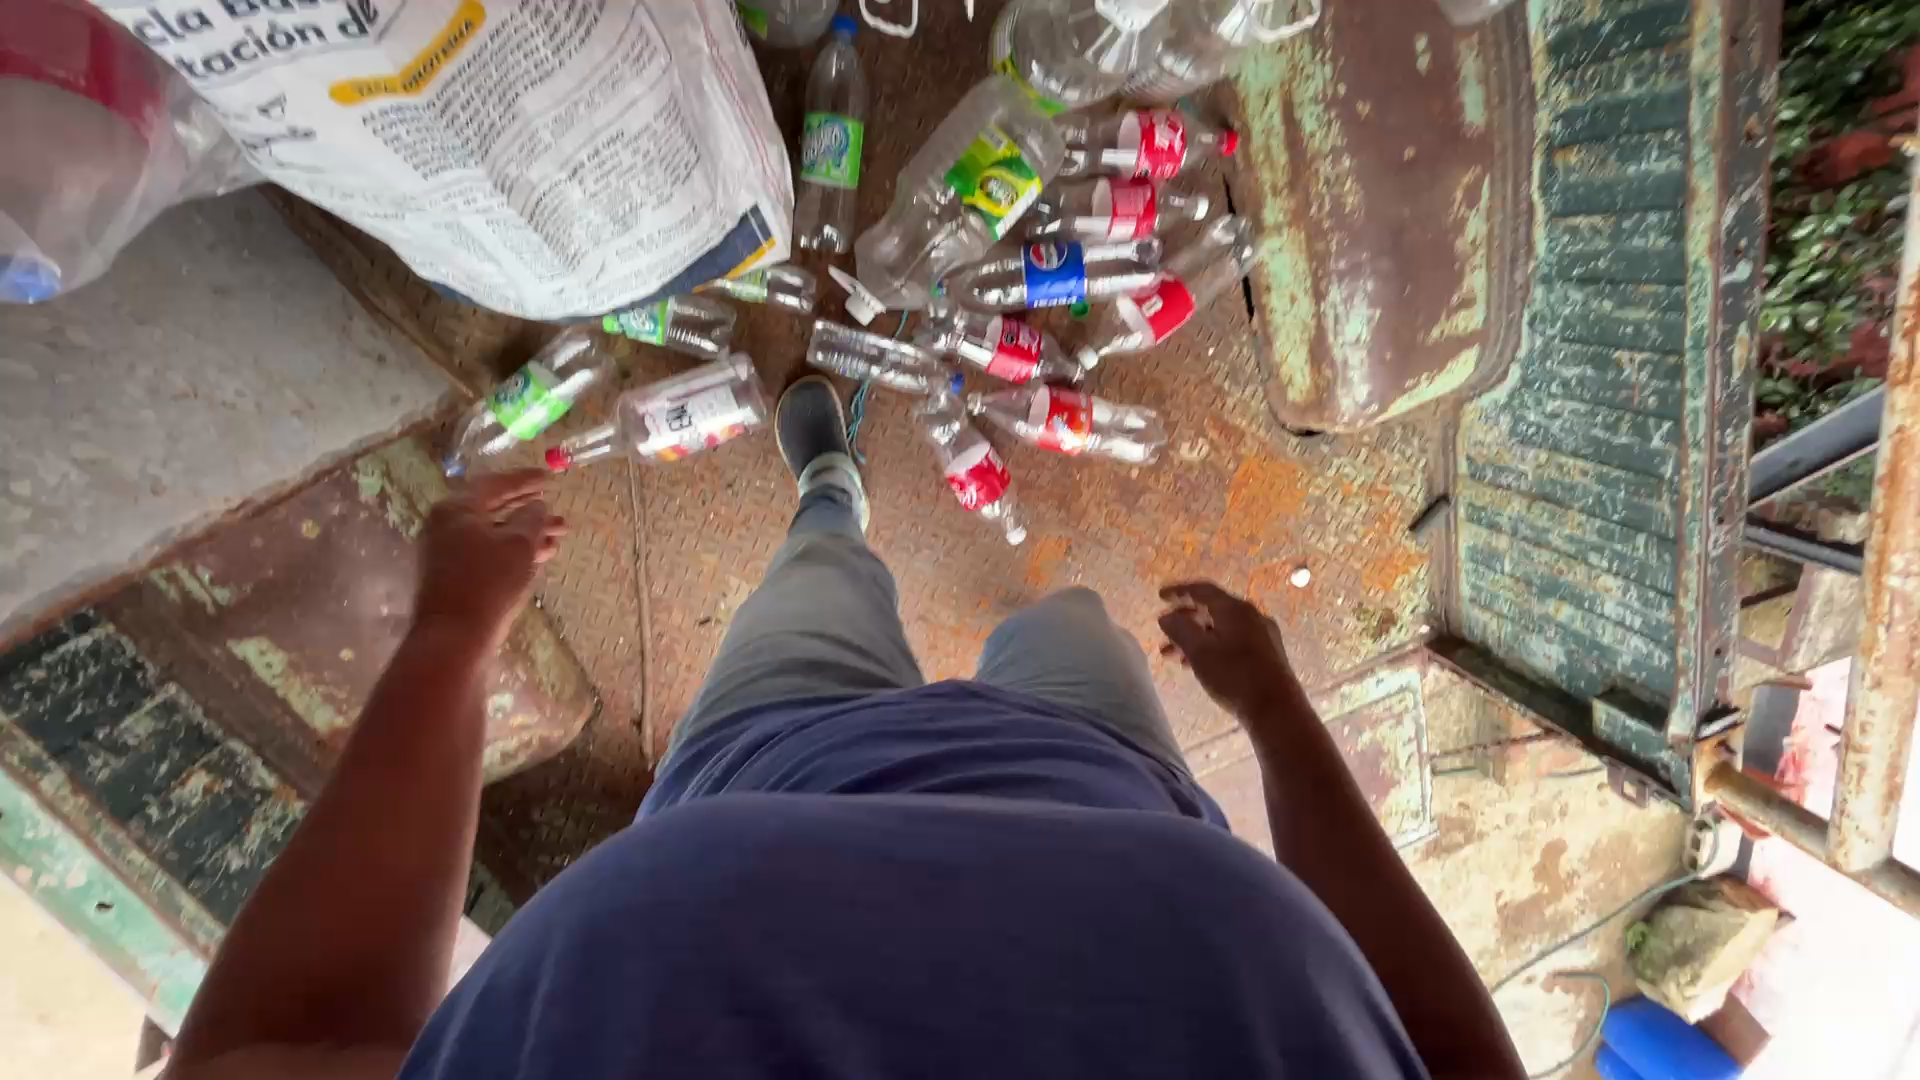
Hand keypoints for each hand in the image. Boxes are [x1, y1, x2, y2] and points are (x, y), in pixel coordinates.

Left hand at [412, 470, 566, 651]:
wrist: (456, 633)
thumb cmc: (488, 581)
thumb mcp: (519, 544)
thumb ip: (532, 519)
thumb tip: (537, 506)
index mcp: (456, 510)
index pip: (494, 485)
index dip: (524, 480)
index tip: (550, 478)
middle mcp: (446, 525)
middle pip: (494, 509)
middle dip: (530, 511)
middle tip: (558, 512)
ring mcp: (447, 551)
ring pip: (494, 532)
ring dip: (527, 533)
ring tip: (558, 536)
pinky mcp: (454, 573)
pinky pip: (490, 551)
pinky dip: (514, 549)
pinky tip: (539, 556)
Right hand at [1157, 581, 1300, 720]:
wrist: (1276, 710)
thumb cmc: (1234, 676)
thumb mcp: (1199, 651)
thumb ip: (1179, 629)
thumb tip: (1166, 617)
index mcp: (1234, 609)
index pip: (1202, 590)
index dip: (1179, 592)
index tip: (1160, 597)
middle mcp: (1251, 616)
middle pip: (1212, 609)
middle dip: (1185, 620)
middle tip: (1165, 631)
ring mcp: (1262, 635)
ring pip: (1221, 628)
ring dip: (1196, 638)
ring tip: (1175, 656)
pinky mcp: (1268, 654)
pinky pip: (1233, 641)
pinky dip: (1212, 647)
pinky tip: (1200, 665)